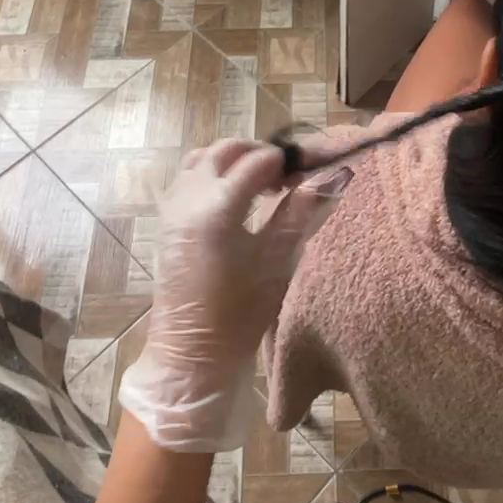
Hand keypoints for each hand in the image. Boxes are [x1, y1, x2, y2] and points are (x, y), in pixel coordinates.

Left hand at [118, 140, 349, 451]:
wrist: (193, 353)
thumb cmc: (240, 312)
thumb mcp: (278, 260)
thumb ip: (301, 211)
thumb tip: (335, 176)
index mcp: (218, 208)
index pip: (257, 161)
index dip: (286, 162)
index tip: (308, 174)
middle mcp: (190, 197)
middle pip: (226, 150)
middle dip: (259, 154)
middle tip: (287, 177)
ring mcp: (173, 206)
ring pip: (203, 158)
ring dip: (234, 160)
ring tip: (261, 185)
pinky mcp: (166, 218)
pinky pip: (188, 176)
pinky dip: (212, 173)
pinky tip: (234, 197)